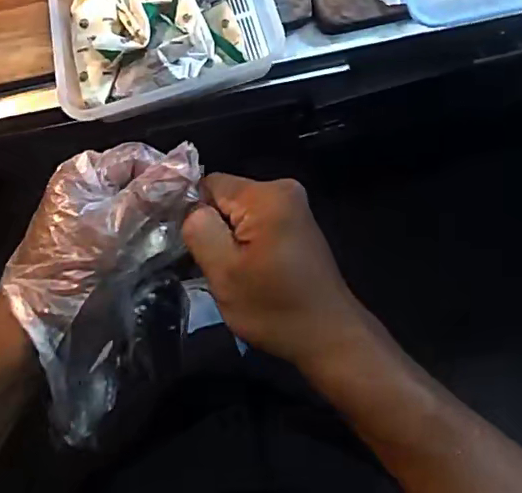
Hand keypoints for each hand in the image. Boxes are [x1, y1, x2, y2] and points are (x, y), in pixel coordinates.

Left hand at [0, 142, 200, 366]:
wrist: (36, 332)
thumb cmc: (69, 270)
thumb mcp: (112, 227)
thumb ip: (150, 192)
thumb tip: (188, 157)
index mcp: (84, 172)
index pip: (138, 155)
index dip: (167, 171)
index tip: (194, 194)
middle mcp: (90, 187)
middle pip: (141, 180)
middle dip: (167, 197)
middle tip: (193, 217)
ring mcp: (95, 217)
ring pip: (142, 206)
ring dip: (164, 220)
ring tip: (185, 235)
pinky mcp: (102, 244)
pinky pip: (136, 229)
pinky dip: (154, 238)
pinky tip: (170, 250)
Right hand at [183, 173, 369, 368]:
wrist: (330, 337)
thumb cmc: (276, 307)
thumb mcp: (225, 273)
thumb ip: (200, 230)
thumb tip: (190, 208)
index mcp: (266, 195)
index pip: (210, 184)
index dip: (195, 212)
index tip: (195, 247)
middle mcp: (283, 189)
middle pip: (227, 197)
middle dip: (215, 228)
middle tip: (217, 266)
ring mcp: (294, 207)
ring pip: (240, 212)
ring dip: (232, 238)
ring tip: (236, 273)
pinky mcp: (298, 225)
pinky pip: (258, 222)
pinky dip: (249, 243)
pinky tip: (253, 272)